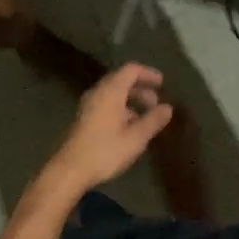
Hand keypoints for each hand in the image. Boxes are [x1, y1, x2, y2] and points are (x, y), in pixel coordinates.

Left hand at [48, 63, 174, 192]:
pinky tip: (129, 127)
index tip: (162, 83)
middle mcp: (98, 91)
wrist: (70, 168)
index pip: (131, 69)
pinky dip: (121, 107)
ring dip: (131, 99)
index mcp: (110, 90)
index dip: (148, 73)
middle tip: (156, 102)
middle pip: (121, 79)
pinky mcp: (84, 117)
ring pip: (114, 93)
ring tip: (146, 117)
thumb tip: (168, 107)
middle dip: (141, 88)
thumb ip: (152, 121)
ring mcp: (89, 104)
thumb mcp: (135, 138)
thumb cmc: (105, 150)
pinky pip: (106, 103)